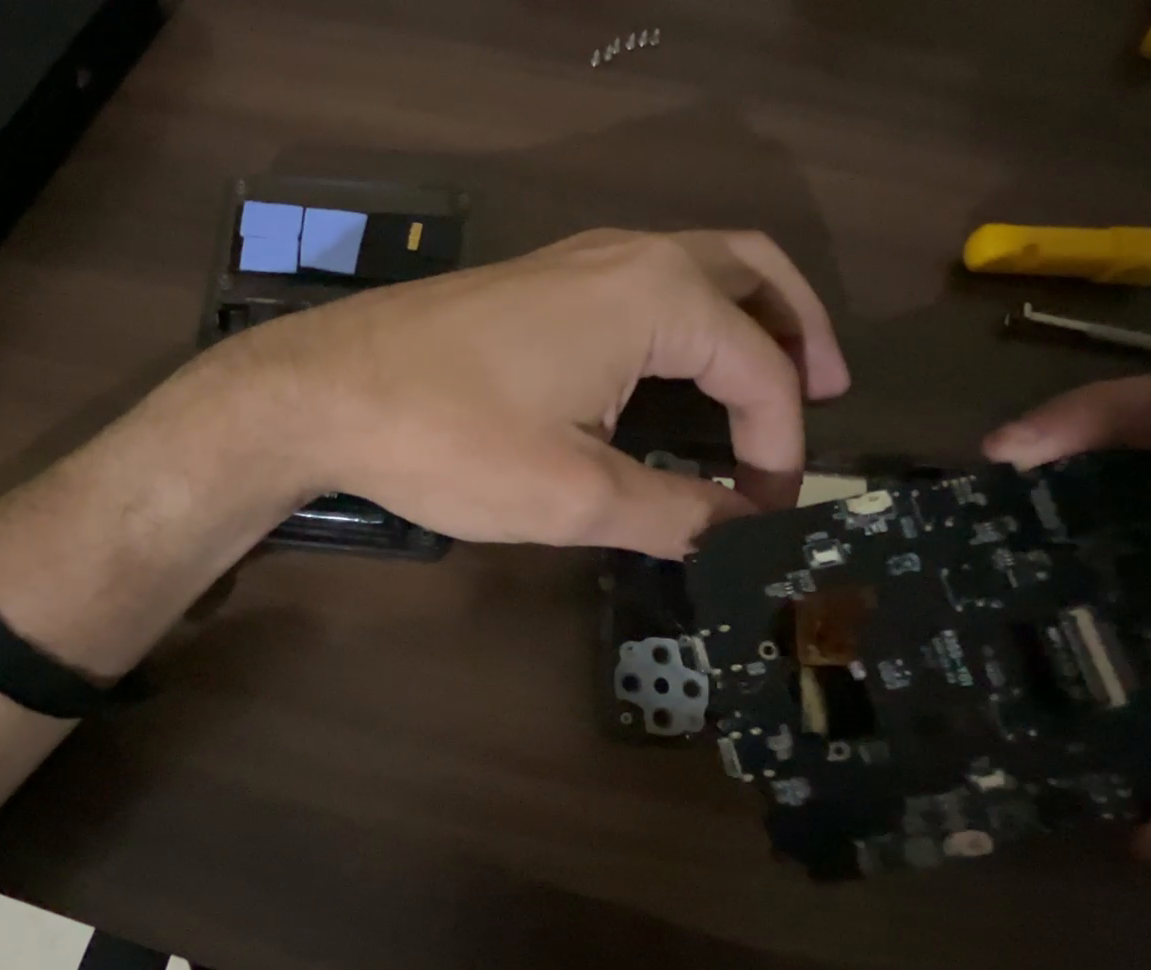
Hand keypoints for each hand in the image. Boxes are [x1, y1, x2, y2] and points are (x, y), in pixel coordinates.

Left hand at [228, 228, 848, 557]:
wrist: (323, 392)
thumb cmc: (449, 440)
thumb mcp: (573, 495)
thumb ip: (672, 513)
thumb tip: (737, 532)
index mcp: (658, 295)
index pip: (760, 369)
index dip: (781, 446)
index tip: (770, 512)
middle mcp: (628, 255)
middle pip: (750, 273)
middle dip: (798, 334)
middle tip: (827, 394)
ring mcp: (575, 260)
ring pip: (695, 268)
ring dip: (743, 318)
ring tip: (766, 380)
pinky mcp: (535, 282)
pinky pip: (642, 286)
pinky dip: (684, 320)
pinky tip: (670, 372)